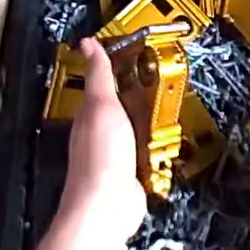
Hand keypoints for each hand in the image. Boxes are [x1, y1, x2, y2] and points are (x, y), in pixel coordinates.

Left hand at [57, 37, 146, 249]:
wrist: (109, 205)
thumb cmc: (100, 158)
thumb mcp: (103, 104)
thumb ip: (99, 74)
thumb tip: (88, 44)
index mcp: (89, 113)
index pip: (101, 82)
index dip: (114, 67)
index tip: (130, 53)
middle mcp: (100, 133)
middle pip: (119, 105)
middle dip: (134, 93)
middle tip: (152, 77)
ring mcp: (115, 154)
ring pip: (133, 128)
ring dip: (146, 119)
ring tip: (161, 104)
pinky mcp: (130, 173)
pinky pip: (144, 151)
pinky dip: (153, 144)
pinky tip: (160, 140)